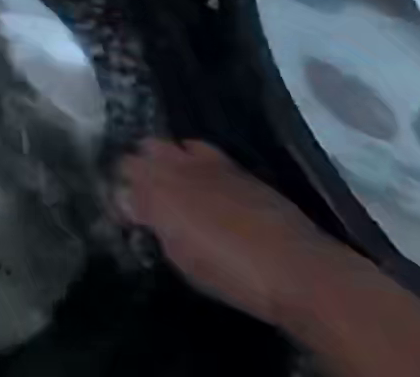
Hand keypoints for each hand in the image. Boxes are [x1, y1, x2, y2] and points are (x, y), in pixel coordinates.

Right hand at [119, 138, 343, 326]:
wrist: (304, 271)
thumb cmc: (235, 275)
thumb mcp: (182, 260)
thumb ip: (158, 230)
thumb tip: (148, 219)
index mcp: (149, 195)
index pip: (116, 189)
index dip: (120, 203)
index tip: (129, 219)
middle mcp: (167, 170)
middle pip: (133, 157)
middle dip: (134, 172)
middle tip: (145, 195)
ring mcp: (200, 164)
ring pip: (163, 145)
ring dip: (162, 159)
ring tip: (172, 179)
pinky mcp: (232, 166)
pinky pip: (199, 149)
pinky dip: (194, 159)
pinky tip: (203, 178)